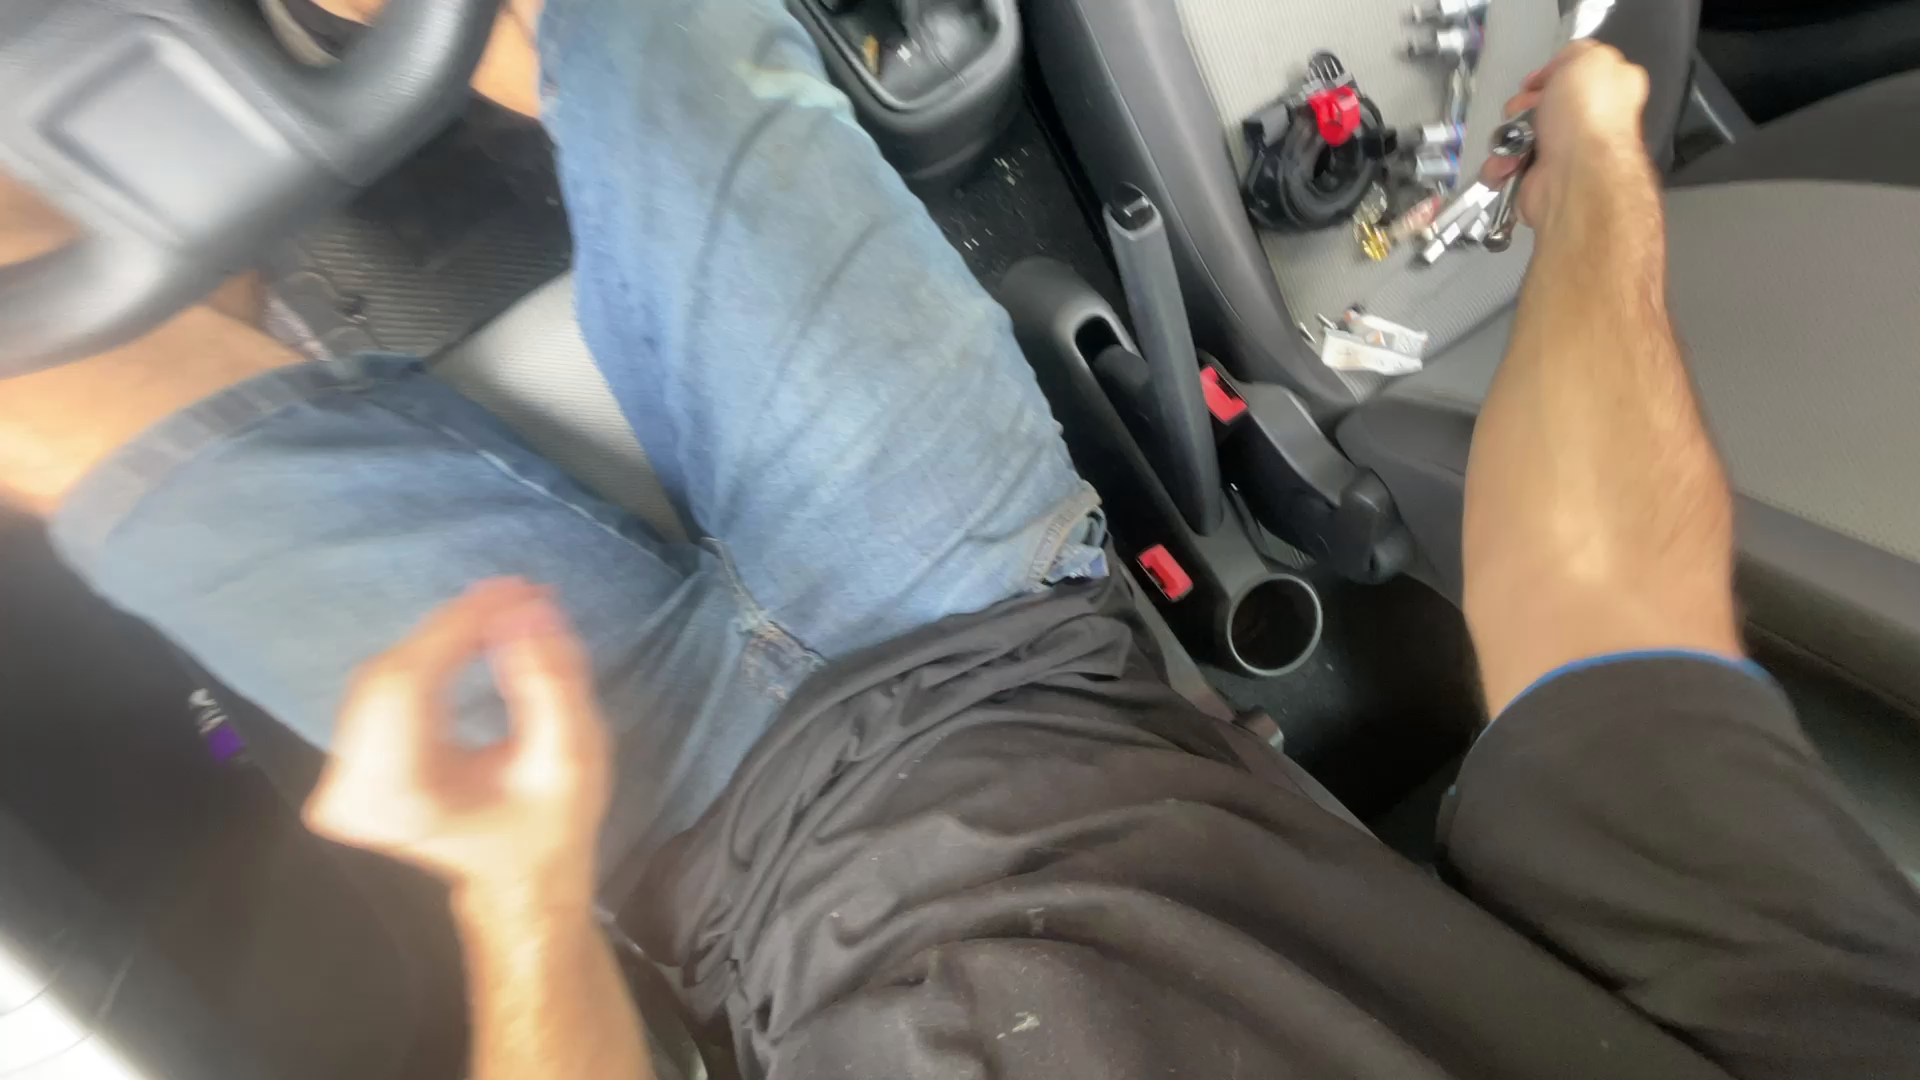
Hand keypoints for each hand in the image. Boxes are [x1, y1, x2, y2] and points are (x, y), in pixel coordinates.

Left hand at [304, 578, 610, 904]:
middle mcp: (350, 789)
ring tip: (509, 609)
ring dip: (447, 636)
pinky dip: (434, 656)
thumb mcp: (571, 755)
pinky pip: (387, 690)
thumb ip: (553, 683)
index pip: (410, 684)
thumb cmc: (551, 825)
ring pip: (385, 677)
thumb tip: (530, 609)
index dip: (459, 627)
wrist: (521, 878)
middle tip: (523, 593)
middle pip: (391, 675)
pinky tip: (476, 636)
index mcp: (401, 794)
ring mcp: (340, 780)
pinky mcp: (351, 765)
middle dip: (458, 625)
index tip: (517, 591)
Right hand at [1480, 40, 1652, 228]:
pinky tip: (1507, 166)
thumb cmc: (1586, 119)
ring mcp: (1555, 153)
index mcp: (1603, 91)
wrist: (1573, 175)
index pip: (1569, 77)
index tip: (1535, 82)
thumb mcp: (1587, 61)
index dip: (1546, 77)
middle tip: (1521, 112)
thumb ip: (1571, 55)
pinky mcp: (1531, 180)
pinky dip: (1497, 168)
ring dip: (1504, 142)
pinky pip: (1501, 170)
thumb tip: (1553, 71)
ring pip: (1512, 141)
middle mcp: (1580, 123)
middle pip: (1534, 109)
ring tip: (1512, 146)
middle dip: (1519, 109)